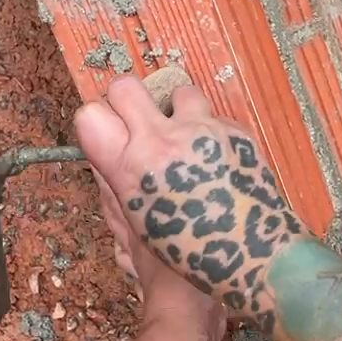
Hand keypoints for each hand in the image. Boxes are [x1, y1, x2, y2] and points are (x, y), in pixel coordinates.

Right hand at [74, 77, 308, 330]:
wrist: (251, 254)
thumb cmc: (190, 250)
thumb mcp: (138, 222)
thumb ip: (118, 182)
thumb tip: (107, 152)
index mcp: (130, 168)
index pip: (90, 115)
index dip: (100, 119)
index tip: (111, 129)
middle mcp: (162, 141)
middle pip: (125, 87)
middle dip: (128, 99)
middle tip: (141, 120)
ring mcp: (200, 130)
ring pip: (179, 91)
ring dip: (178, 109)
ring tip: (188, 137)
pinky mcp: (233, 130)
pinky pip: (214, 117)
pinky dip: (212, 132)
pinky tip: (218, 159)